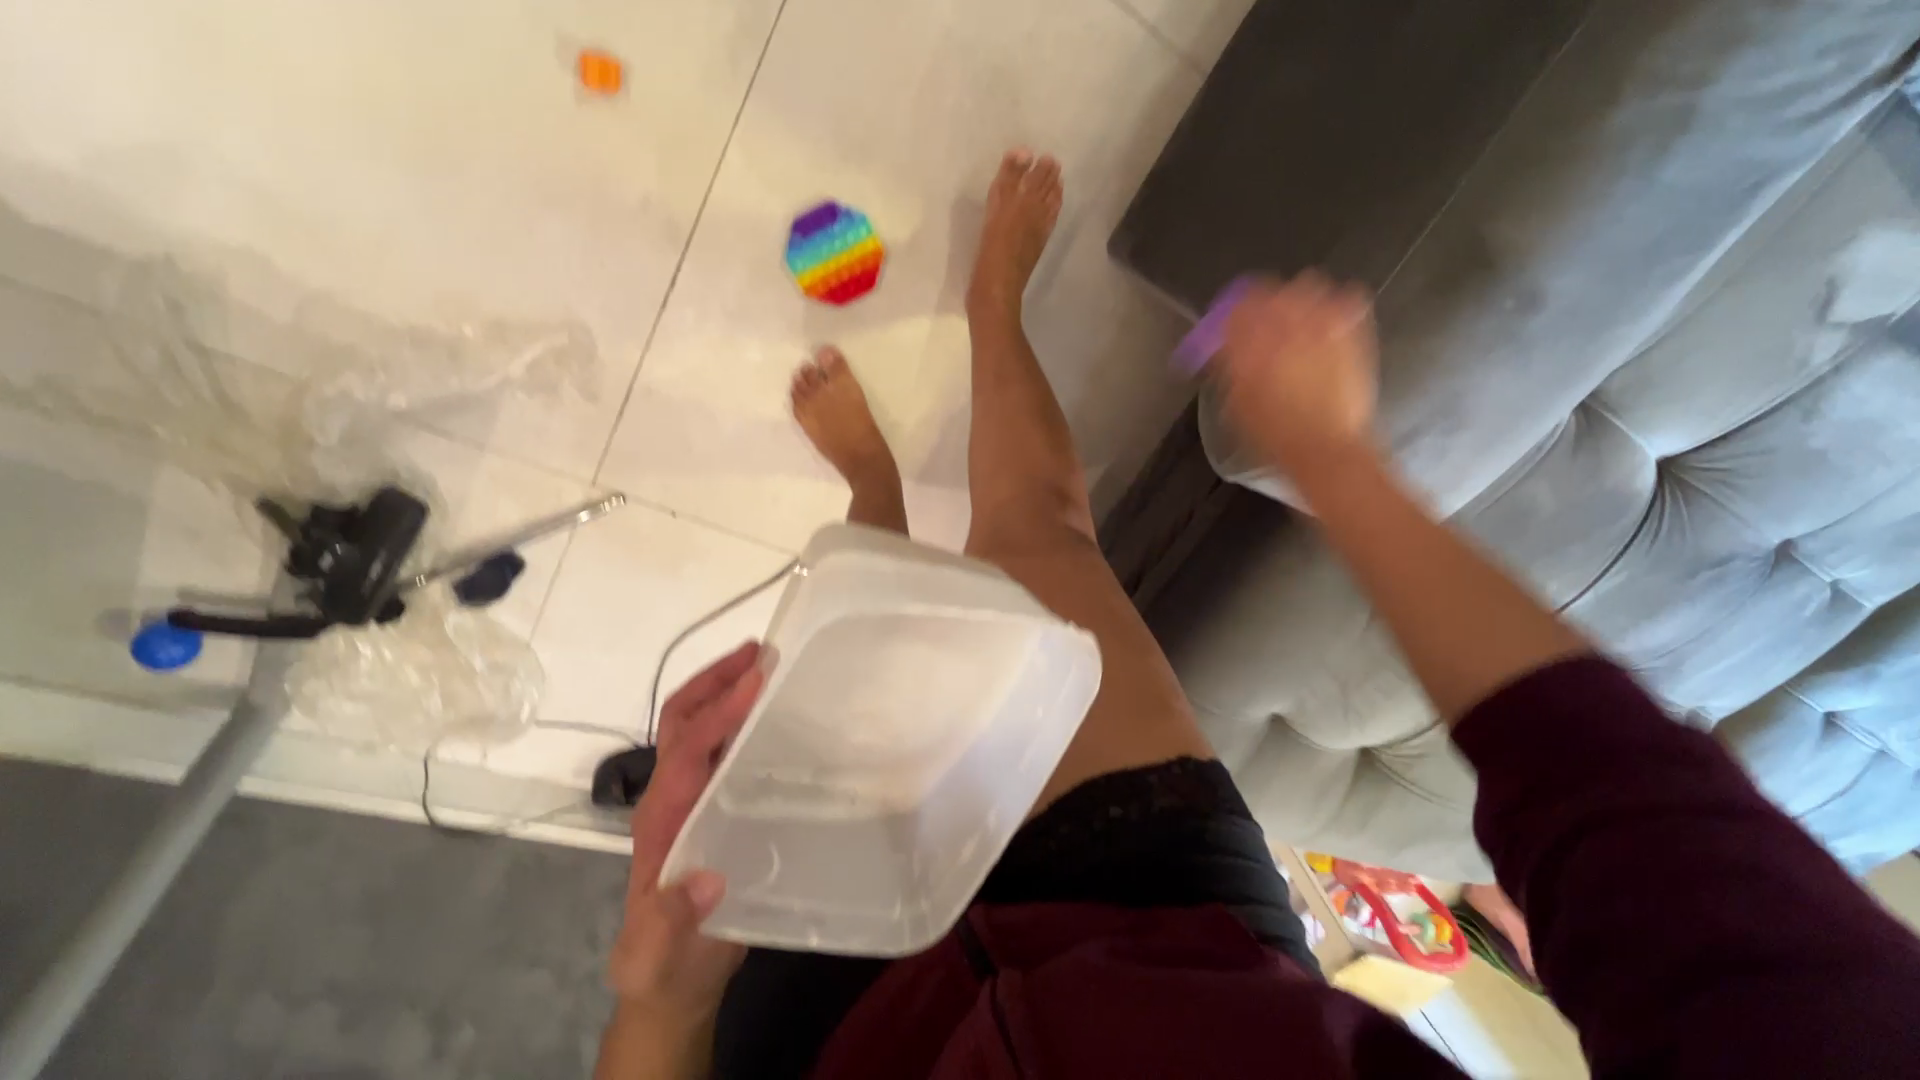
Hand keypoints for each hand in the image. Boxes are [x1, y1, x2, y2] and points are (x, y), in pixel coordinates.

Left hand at [607, 642, 765, 1016]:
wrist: (670, 980)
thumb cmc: (669, 964)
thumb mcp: (661, 953)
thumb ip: (671, 922)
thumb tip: (706, 879)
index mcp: (662, 818)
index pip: (687, 749)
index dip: (719, 711)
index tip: (757, 679)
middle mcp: (671, 797)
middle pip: (681, 719)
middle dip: (714, 679)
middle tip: (761, 652)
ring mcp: (689, 799)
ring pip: (697, 726)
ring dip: (725, 689)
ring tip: (769, 666)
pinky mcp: (710, 805)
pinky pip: (719, 747)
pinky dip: (739, 717)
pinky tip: (775, 714)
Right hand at [1219, 272, 1379, 474]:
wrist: (1324, 449)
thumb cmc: (1274, 435)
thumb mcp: (1237, 404)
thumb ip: (1230, 367)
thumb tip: (1223, 346)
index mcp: (1252, 345)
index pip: (1238, 306)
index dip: (1234, 308)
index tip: (1233, 316)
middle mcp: (1286, 328)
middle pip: (1272, 289)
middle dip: (1266, 298)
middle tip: (1265, 315)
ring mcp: (1324, 328)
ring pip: (1309, 286)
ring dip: (1300, 296)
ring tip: (1300, 315)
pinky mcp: (1354, 335)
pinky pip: (1349, 300)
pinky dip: (1339, 303)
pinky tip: (1333, 318)